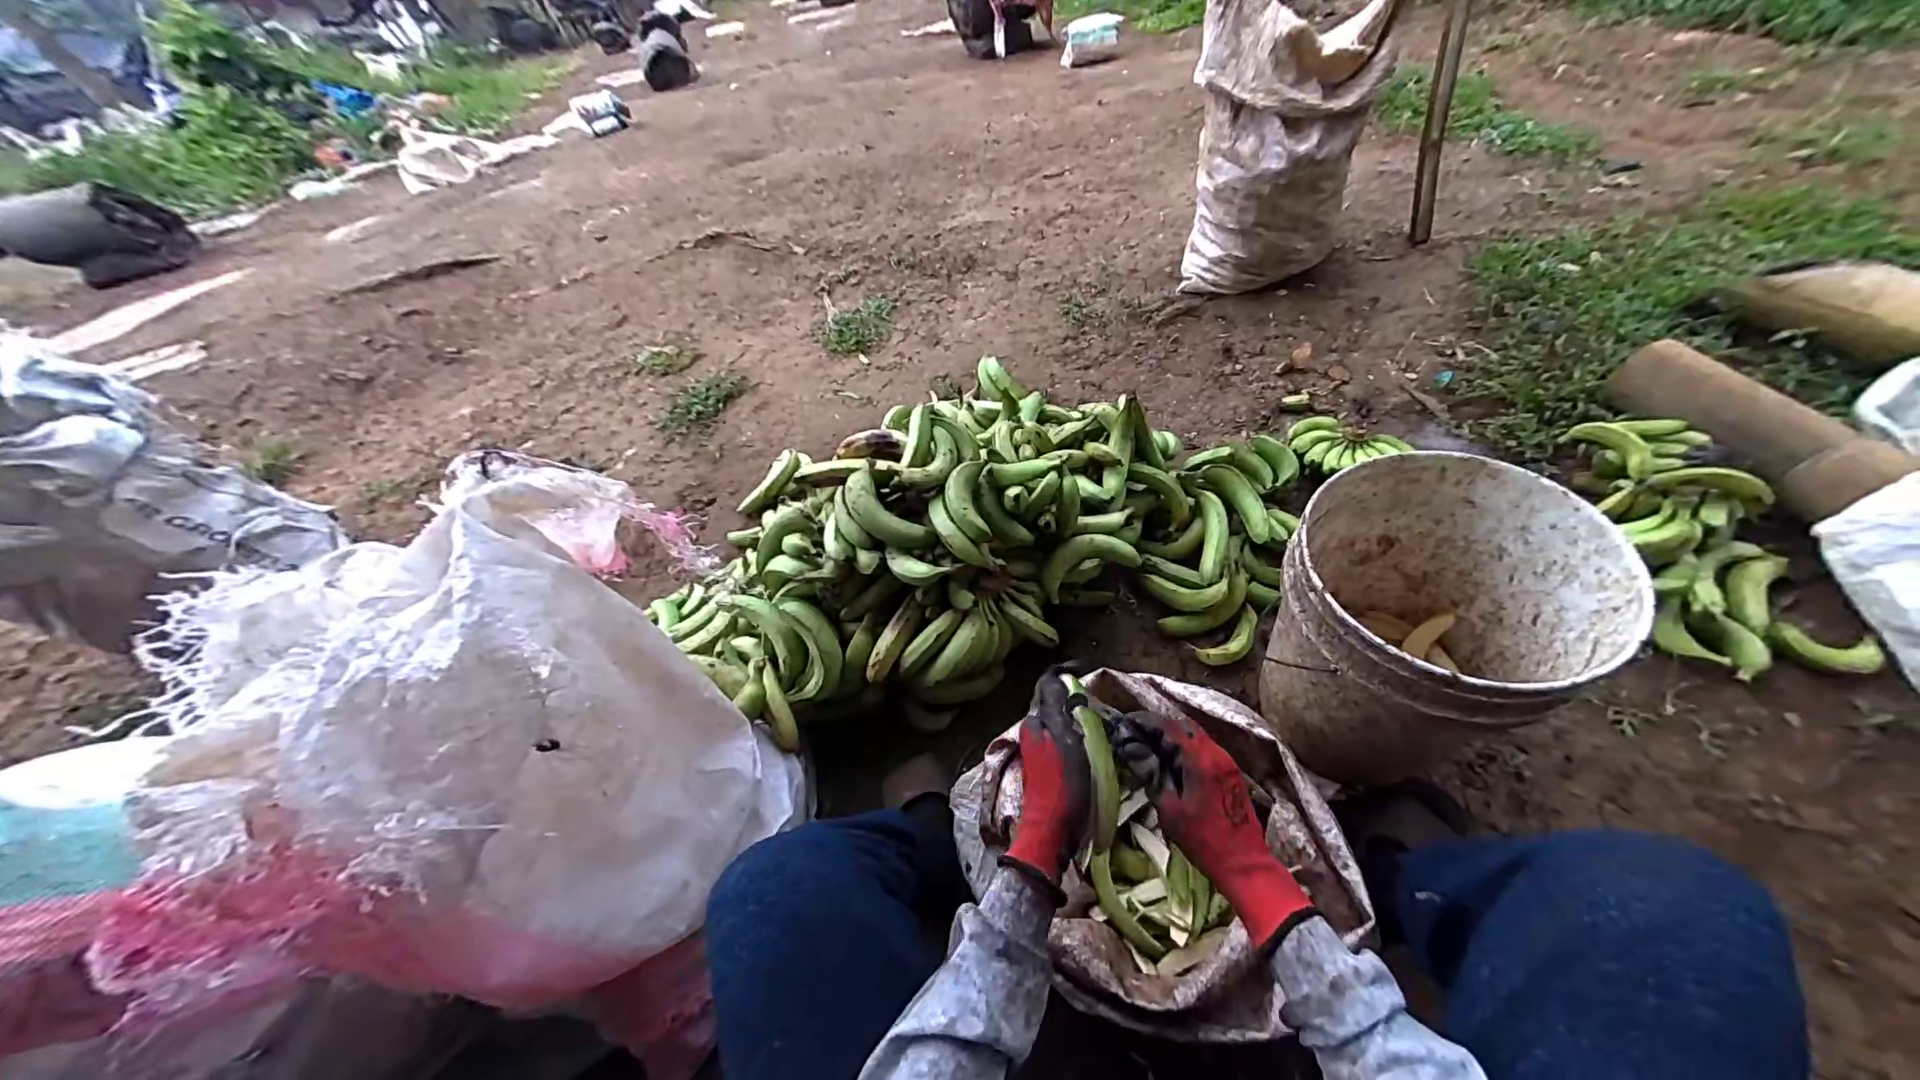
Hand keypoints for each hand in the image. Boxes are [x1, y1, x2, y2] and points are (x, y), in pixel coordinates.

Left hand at [1002, 665, 1092, 893]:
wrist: (1050, 831)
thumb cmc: (1062, 784)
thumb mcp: (1067, 741)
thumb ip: (1060, 709)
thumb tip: (1060, 679)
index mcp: (1036, 720)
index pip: (1047, 683)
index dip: (1065, 672)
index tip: (1087, 668)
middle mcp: (1032, 730)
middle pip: (1051, 700)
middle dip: (1071, 691)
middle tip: (1098, 693)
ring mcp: (1037, 748)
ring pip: (1056, 718)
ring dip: (1073, 711)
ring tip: (1098, 712)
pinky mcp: (1045, 764)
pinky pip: (1060, 735)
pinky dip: (1074, 729)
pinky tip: (1089, 737)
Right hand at [1112, 709, 1314, 950]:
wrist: (1244, 863)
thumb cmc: (1203, 839)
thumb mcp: (1169, 808)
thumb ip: (1152, 774)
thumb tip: (1131, 749)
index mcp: (1201, 760)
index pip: (1169, 728)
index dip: (1146, 722)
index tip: (1127, 723)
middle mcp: (1217, 753)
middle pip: (1184, 728)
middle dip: (1159, 727)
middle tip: (1137, 733)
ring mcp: (1227, 762)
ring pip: (1196, 738)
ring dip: (1173, 738)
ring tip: (1151, 745)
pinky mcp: (1231, 772)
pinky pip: (1205, 750)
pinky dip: (1186, 749)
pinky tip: (1172, 760)